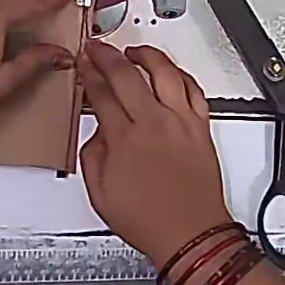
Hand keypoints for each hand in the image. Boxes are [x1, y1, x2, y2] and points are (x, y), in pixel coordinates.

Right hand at [79, 41, 232, 264]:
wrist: (191, 235)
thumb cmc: (150, 220)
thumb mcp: (101, 195)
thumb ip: (92, 157)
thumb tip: (97, 134)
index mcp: (125, 139)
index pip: (101, 93)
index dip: (89, 74)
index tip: (84, 66)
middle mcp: (154, 124)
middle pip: (126, 74)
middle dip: (107, 56)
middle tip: (98, 50)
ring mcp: (180, 123)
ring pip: (164, 72)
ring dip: (146, 55)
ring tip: (134, 51)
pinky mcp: (201, 128)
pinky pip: (193, 90)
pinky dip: (180, 75)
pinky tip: (171, 71)